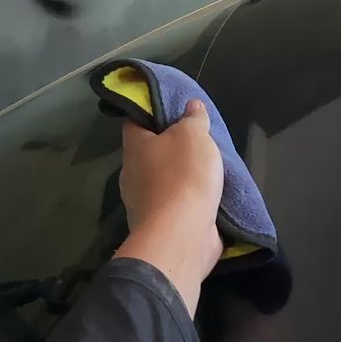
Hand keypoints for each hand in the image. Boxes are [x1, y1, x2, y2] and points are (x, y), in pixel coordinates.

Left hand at [115, 100, 224, 314]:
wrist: (181, 235)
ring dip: (182, 174)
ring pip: (164, 179)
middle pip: (151, 151)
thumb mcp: (193, 136)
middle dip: (172, 145)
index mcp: (134, 147)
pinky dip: (189, 198)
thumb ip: (193, 119)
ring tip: (208, 166)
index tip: (173, 107)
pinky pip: (175, 203)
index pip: (135, 119)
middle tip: (198, 137)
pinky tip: (208, 194)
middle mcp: (132, 173)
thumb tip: (191, 106)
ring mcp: (144, 202)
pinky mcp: (160, 224)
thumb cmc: (183, 176)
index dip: (152, 111)